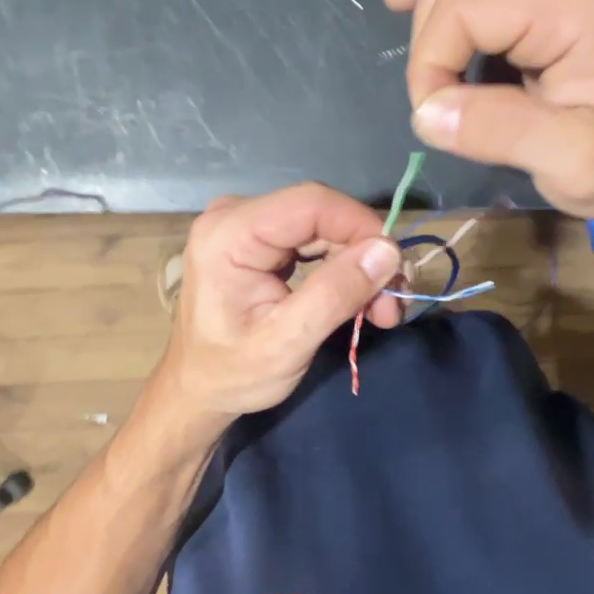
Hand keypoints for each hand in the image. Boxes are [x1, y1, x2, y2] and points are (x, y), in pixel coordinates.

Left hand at [144, 183, 403, 434]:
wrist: (198, 390)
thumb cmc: (233, 374)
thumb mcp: (288, 342)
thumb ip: (335, 294)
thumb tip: (387, 251)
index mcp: (228, 235)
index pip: (311, 203)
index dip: (361, 227)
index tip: (396, 270)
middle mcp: (233, 217)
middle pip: (320, 215)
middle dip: (364, 255)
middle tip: (393, 304)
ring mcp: (244, 227)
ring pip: (322, 228)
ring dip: (358, 265)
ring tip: (382, 310)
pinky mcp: (257, 242)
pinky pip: (311, 241)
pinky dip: (340, 268)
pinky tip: (360, 299)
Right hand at [384, 0, 593, 220]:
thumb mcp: (572, 161)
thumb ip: (499, 131)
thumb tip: (427, 112)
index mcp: (570, 5)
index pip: (459, 7)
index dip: (429, 65)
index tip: (435, 124)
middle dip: (429, 53)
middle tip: (441, 118)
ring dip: (430, 25)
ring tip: (418, 73)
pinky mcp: (552, 1)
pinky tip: (412, 7)